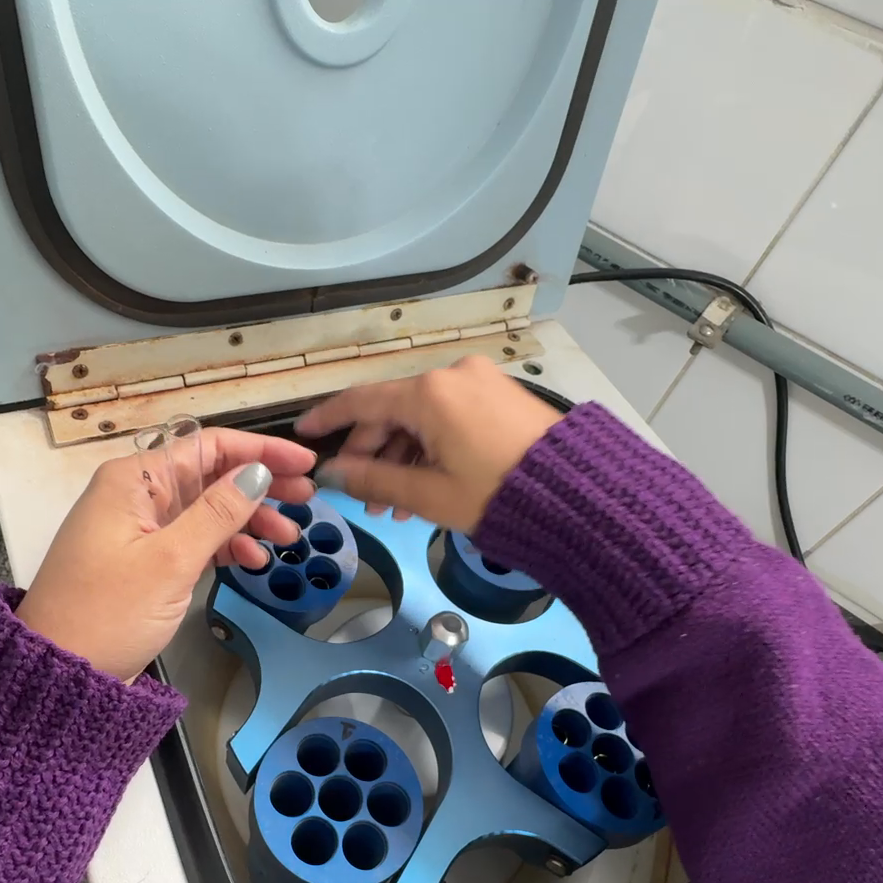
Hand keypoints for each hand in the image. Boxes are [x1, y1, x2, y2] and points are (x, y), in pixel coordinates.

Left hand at [15, 428, 316, 679]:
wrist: (61, 674)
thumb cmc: (110, 611)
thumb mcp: (171, 560)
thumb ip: (218, 512)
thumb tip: (258, 472)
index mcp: (136, 480)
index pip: (208, 446)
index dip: (261, 450)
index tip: (305, 461)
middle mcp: (138, 494)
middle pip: (212, 475)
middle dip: (261, 485)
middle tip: (307, 499)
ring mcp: (143, 528)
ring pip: (209, 509)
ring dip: (249, 519)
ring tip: (288, 537)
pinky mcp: (148, 560)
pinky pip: (196, 539)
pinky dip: (226, 546)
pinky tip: (254, 559)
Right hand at [294, 355, 561, 531]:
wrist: (577, 494)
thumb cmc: (496, 494)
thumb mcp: (427, 494)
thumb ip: (372, 481)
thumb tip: (331, 474)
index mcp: (429, 392)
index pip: (362, 401)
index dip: (328, 419)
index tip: (305, 432)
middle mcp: (453, 375)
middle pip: (393, 411)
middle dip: (373, 455)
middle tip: (363, 498)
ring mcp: (480, 382)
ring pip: (422, 418)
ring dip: (403, 458)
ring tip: (396, 507)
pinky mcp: (501, 396)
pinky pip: (450, 418)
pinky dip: (431, 448)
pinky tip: (426, 486)